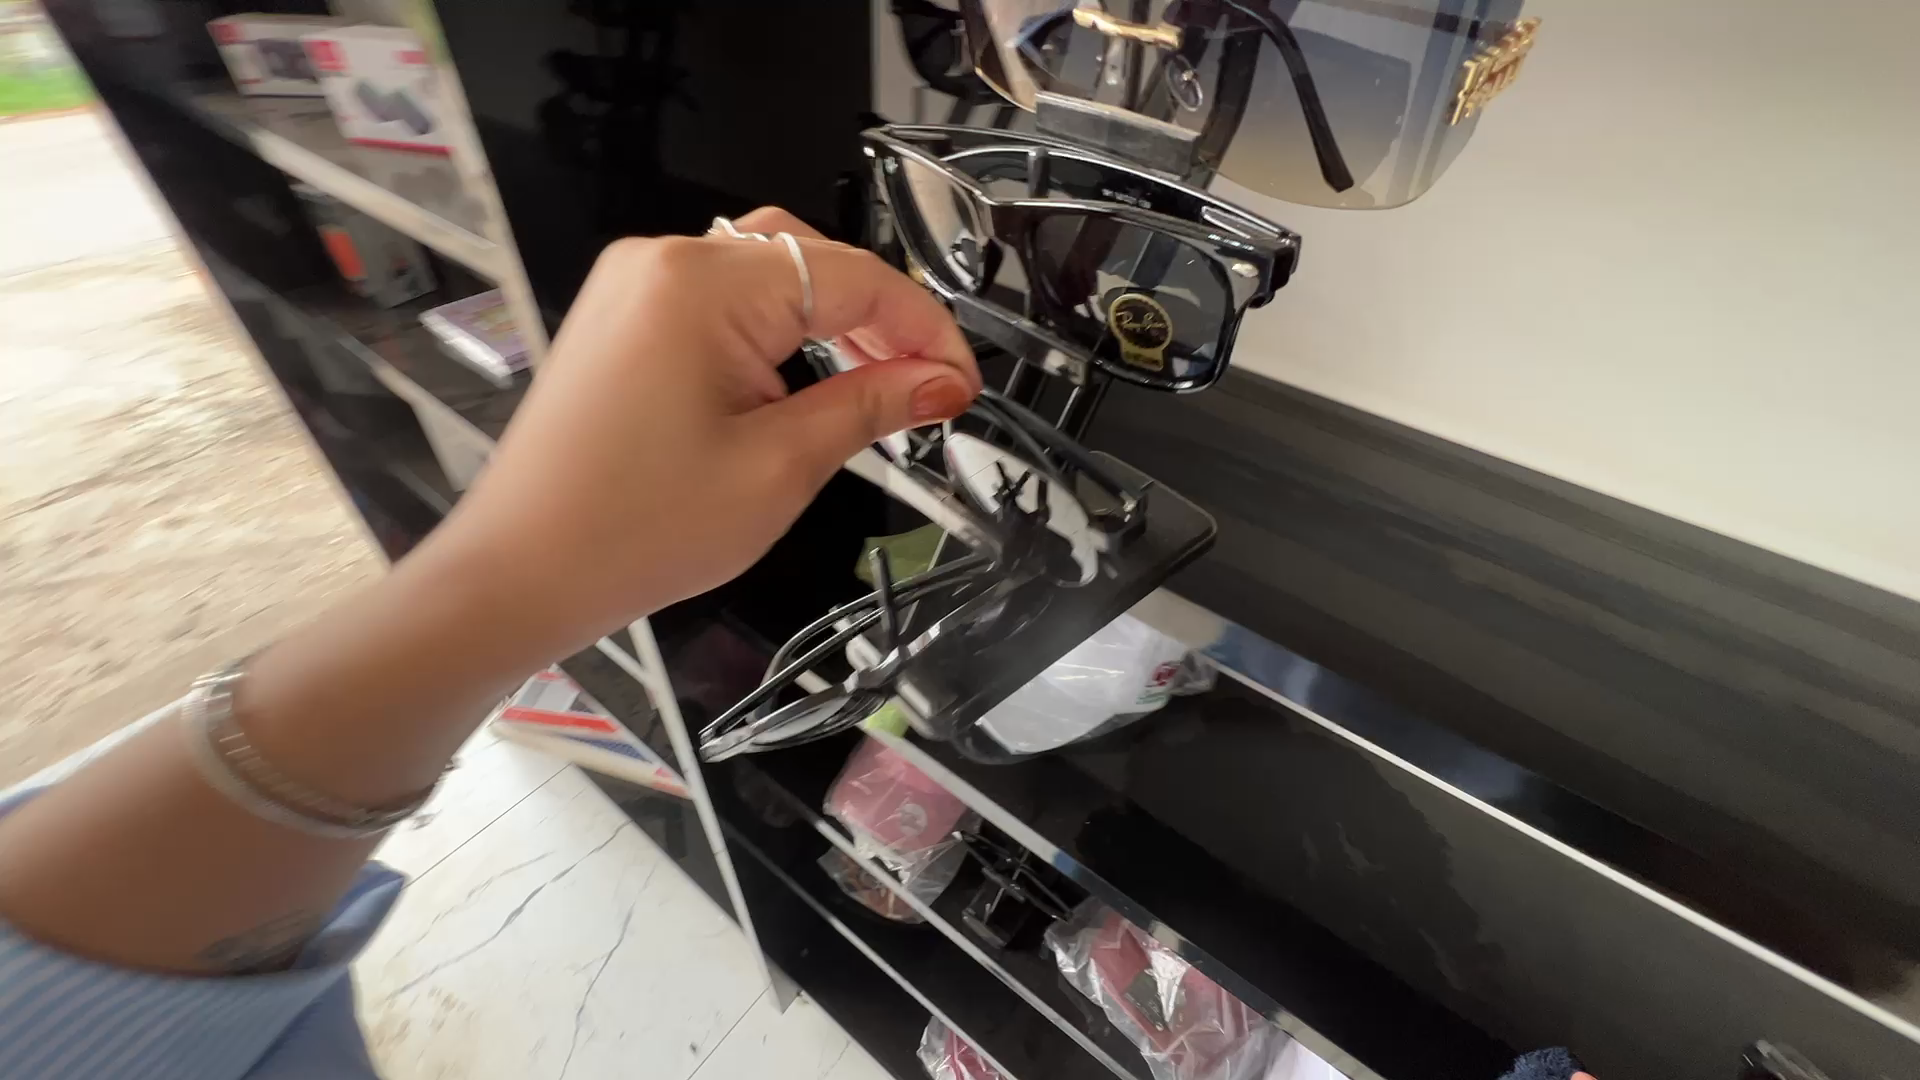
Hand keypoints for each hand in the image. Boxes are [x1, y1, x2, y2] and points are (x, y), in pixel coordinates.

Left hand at [433, 207, 979, 657]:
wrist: (524, 570)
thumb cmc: (646, 529)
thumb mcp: (781, 467)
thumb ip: (871, 406)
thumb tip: (944, 383)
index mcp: (705, 284)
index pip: (853, 279)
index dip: (924, 327)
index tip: (964, 382)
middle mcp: (668, 259)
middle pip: (814, 262)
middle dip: (883, 320)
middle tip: (928, 385)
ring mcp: (641, 283)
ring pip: (774, 275)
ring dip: (836, 323)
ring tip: (882, 383)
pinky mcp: (630, 315)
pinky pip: (730, 300)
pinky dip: (784, 331)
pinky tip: (812, 375)